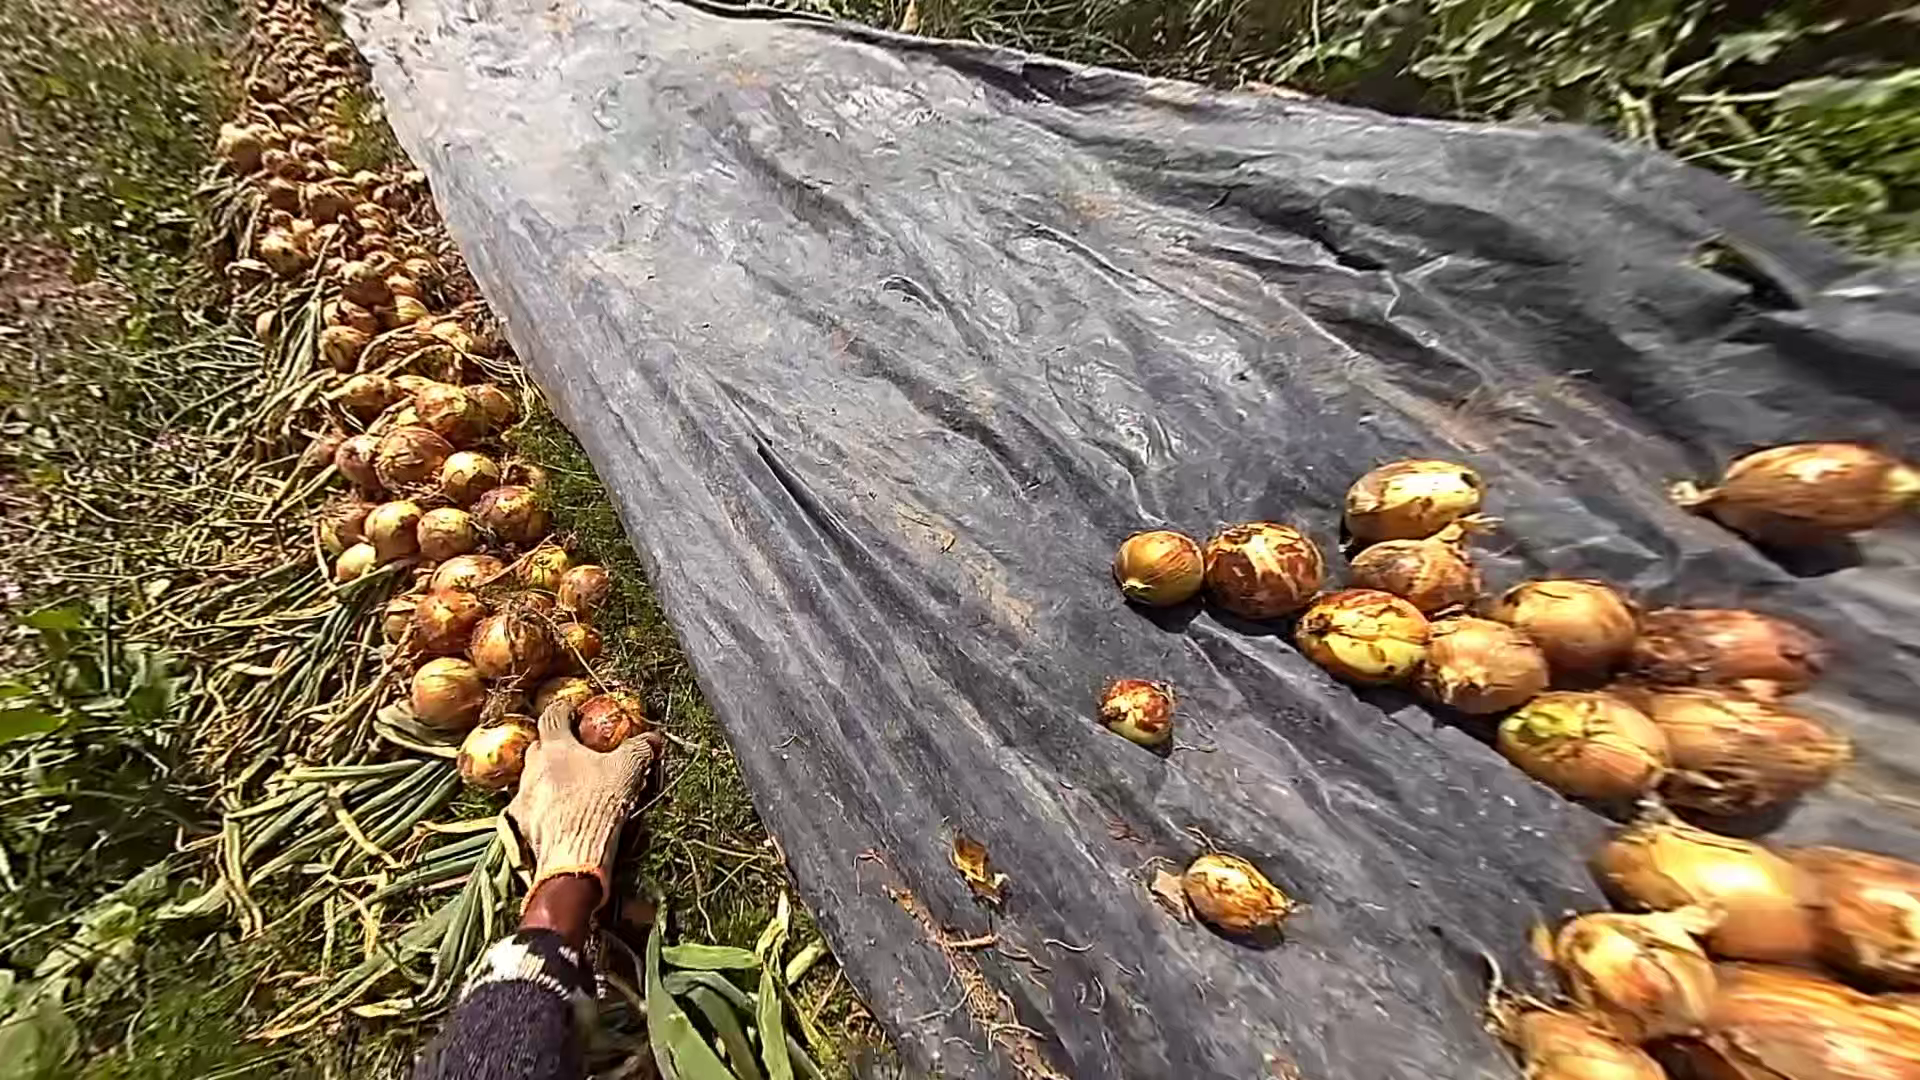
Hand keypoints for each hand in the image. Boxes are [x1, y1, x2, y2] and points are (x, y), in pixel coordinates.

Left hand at [508, 700, 663, 904]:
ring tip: (571, 782)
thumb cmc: (599, 802)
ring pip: (532, 777)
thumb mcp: (629, 767)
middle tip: (577, 748)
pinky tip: (561, 810)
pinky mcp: (520, 826)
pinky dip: (544, 803)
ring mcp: (522, 799)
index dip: (564, 709)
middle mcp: (532, 769)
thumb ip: (640, 747)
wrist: (574, 854)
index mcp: (555, 748)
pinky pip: (530, 806)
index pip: (552, 716)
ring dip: (548, 775)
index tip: (574, 709)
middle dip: (555, 744)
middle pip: (539, 746)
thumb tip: (653, 738)